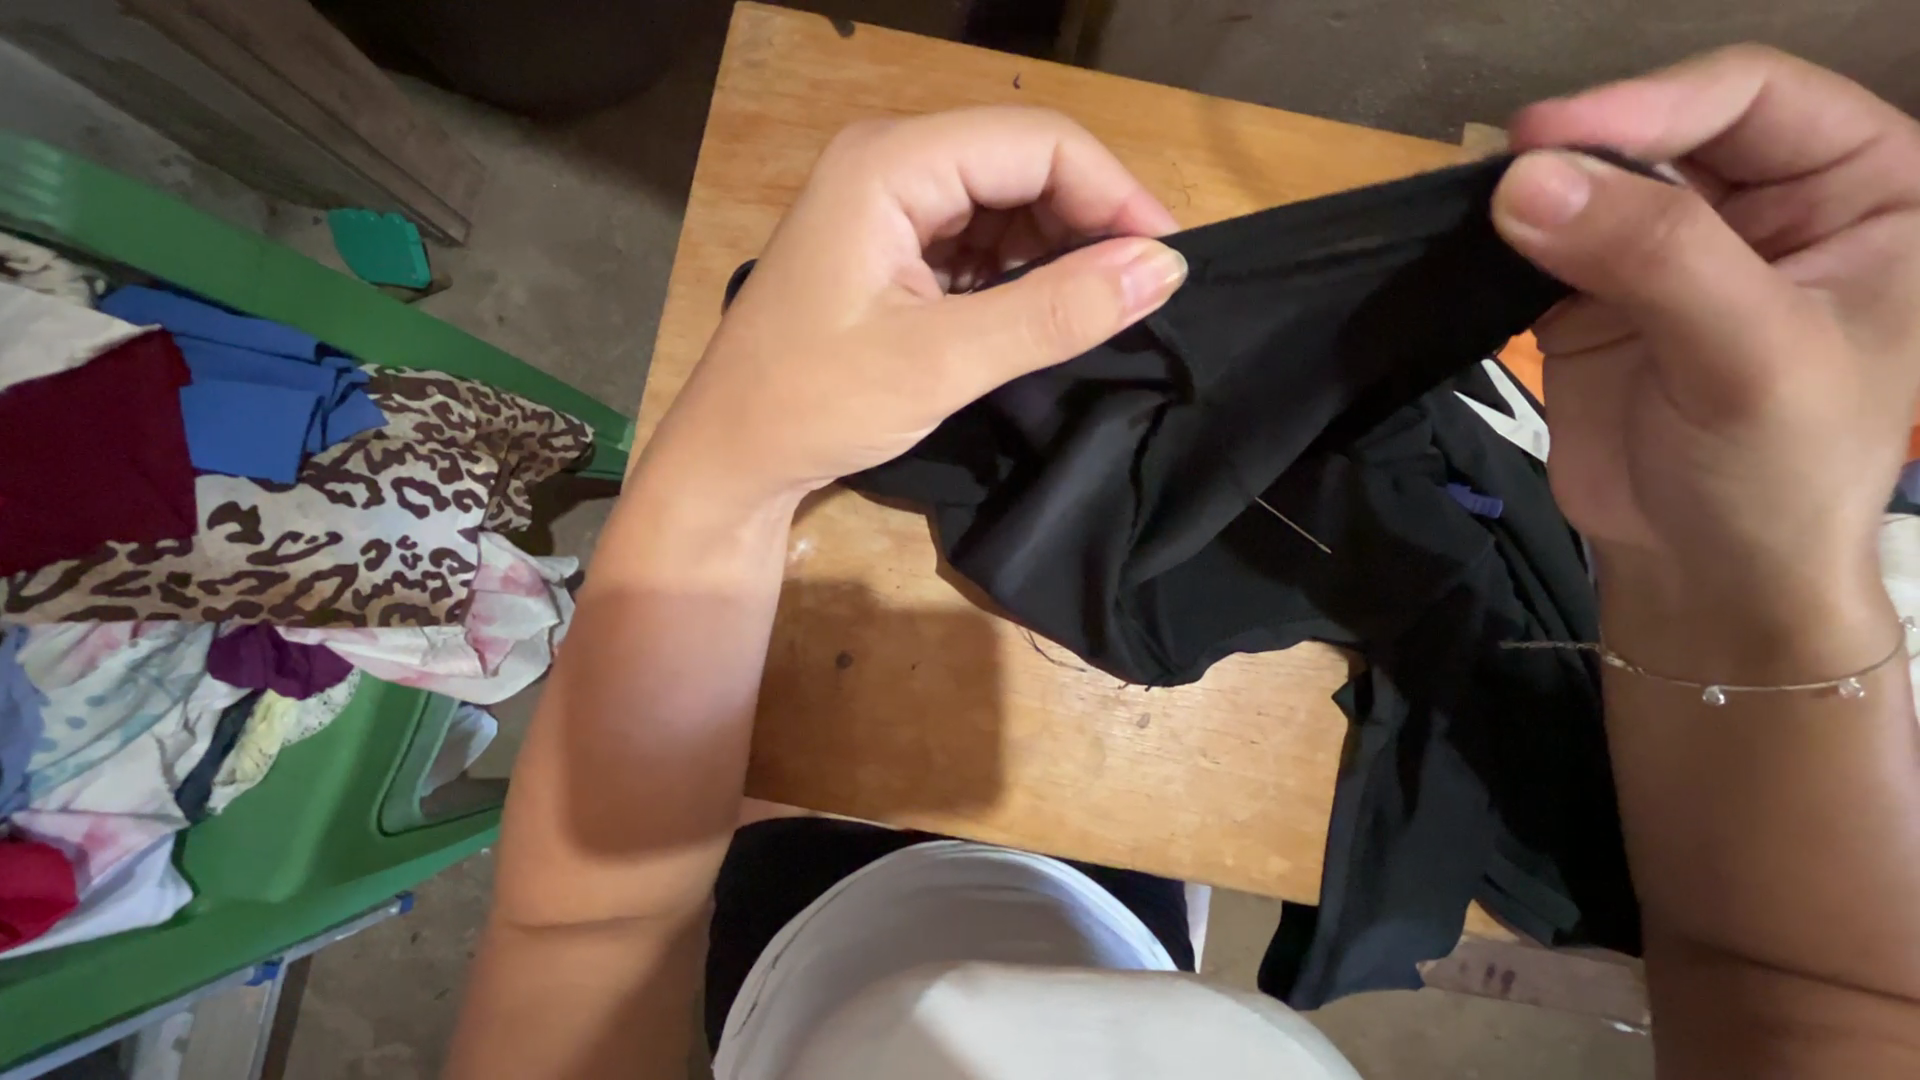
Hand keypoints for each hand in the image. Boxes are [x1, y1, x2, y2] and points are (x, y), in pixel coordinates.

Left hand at [643, 107, 1185, 507]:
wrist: (733, 455)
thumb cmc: (816, 403)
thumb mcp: (940, 361)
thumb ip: (1052, 313)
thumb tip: (1163, 270)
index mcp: (890, 164)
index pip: (1035, 143)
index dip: (1113, 193)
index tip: (1165, 261)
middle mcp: (888, 165)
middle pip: (1021, 164)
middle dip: (1087, 222)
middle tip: (1137, 292)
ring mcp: (886, 207)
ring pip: (1003, 204)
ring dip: (1055, 252)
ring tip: (1094, 308)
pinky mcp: (889, 251)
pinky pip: (975, 242)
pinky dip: (1016, 275)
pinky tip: (1039, 312)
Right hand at [1490, 46, 1919, 639]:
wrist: (1699, 563)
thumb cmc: (1773, 465)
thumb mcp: (1744, 353)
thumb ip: (1650, 256)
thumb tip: (1520, 185)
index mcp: (1859, 186)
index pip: (1747, 101)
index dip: (1645, 107)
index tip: (1537, 135)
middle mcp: (1759, 207)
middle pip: (1657, 139)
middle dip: (1579, 151)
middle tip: (1494, 175)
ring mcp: (1662, 259)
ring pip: (1587, 194)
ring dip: (1529, 201)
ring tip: (1470, 211)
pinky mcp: (1586, 307)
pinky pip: (1538, 258)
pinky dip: (1499, 254)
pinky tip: (1468, 256)